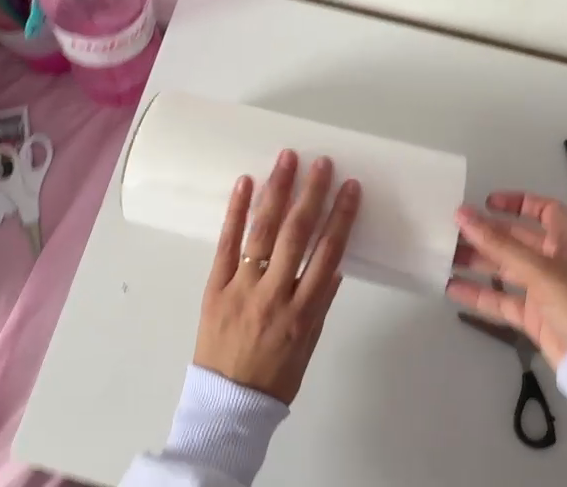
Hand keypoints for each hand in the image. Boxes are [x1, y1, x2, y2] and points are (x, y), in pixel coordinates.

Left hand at [193, 150, 360, 404]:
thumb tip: (334, 264)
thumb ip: (321, 304)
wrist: (225, 407)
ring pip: (263, 232)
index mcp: (303, 312)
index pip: (328, 254)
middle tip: (323, 164)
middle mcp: (274, 295)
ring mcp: (242, 288)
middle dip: (312, 195)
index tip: (351, 188)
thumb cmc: (274, 378)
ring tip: (288, 159)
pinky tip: (245, 183)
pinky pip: (226, 244)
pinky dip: (235, 211)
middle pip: (297, 235)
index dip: (341, 217)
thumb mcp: (309, 347)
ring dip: (277, 191)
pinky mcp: (215, 286)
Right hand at [444, 191, 566, 368]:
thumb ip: (498, 243)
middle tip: (450, 231)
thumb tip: (461, 213)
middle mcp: (558, 259)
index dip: (516, 203)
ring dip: (478, 263)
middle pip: (517, 240)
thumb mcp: (540, 269)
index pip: (543, 209)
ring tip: (444, 257)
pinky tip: (452, 289)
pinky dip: (480, 294)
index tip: (485, 203)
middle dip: (486, 235)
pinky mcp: (536, 316)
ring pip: (506, 269)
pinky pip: (503, 299)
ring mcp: (547, 289)